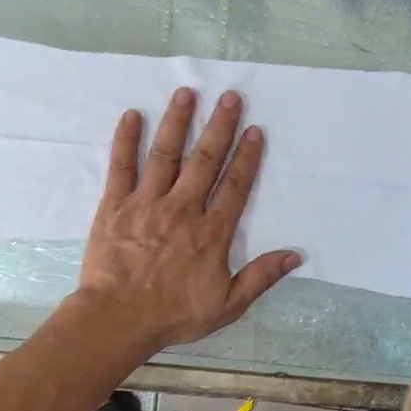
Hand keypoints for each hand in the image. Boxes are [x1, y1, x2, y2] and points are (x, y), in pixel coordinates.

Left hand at [72, 87, 301, 353]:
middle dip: (220, 127)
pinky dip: (127, 139)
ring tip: (187, 93)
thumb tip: (295, 256)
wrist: (119, 317)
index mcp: (212, 233)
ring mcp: (147, 203)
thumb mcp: (229, 304)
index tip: (255, 131)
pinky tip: (133, 115)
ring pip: (165, 154)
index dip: (247, 158)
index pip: (235, 187)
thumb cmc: (177, 314)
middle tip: (230, 97)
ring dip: (178, 121)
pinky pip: (121, 165)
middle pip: (205, 161)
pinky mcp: (115, 205)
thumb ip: (261, 276)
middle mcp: (183, 209)